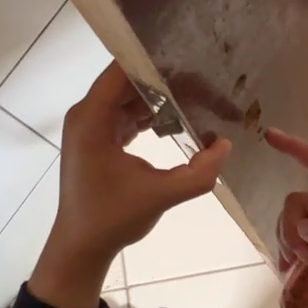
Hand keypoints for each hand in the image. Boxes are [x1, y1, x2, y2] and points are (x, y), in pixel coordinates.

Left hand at [30, 63, 232, 307]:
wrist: (81, 248)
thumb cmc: (112, 219)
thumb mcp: (160, 195)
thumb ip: (198, 172)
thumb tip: (226, 145)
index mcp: (92, 118)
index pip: (124, 69)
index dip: (157, 60)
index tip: (193, 60)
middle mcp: (87, 114)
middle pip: (130, 81)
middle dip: (169, 82)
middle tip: (207, 84)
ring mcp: (92, 126)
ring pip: (131, 98)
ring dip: (163, 100)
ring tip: (200, 101)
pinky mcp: (99, 140)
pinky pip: (128, 115)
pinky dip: (153, 116)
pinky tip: (181, 122)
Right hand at [265, 127, 307, 307]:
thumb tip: (306, 224)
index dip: (301, 150)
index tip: (272, 137)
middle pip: (300, 202)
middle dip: (292, 228)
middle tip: (305, 258)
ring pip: (293, 222)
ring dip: (289, 243)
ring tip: (302, 268)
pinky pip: (295, 240)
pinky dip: (289, 253)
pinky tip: (293, 271)